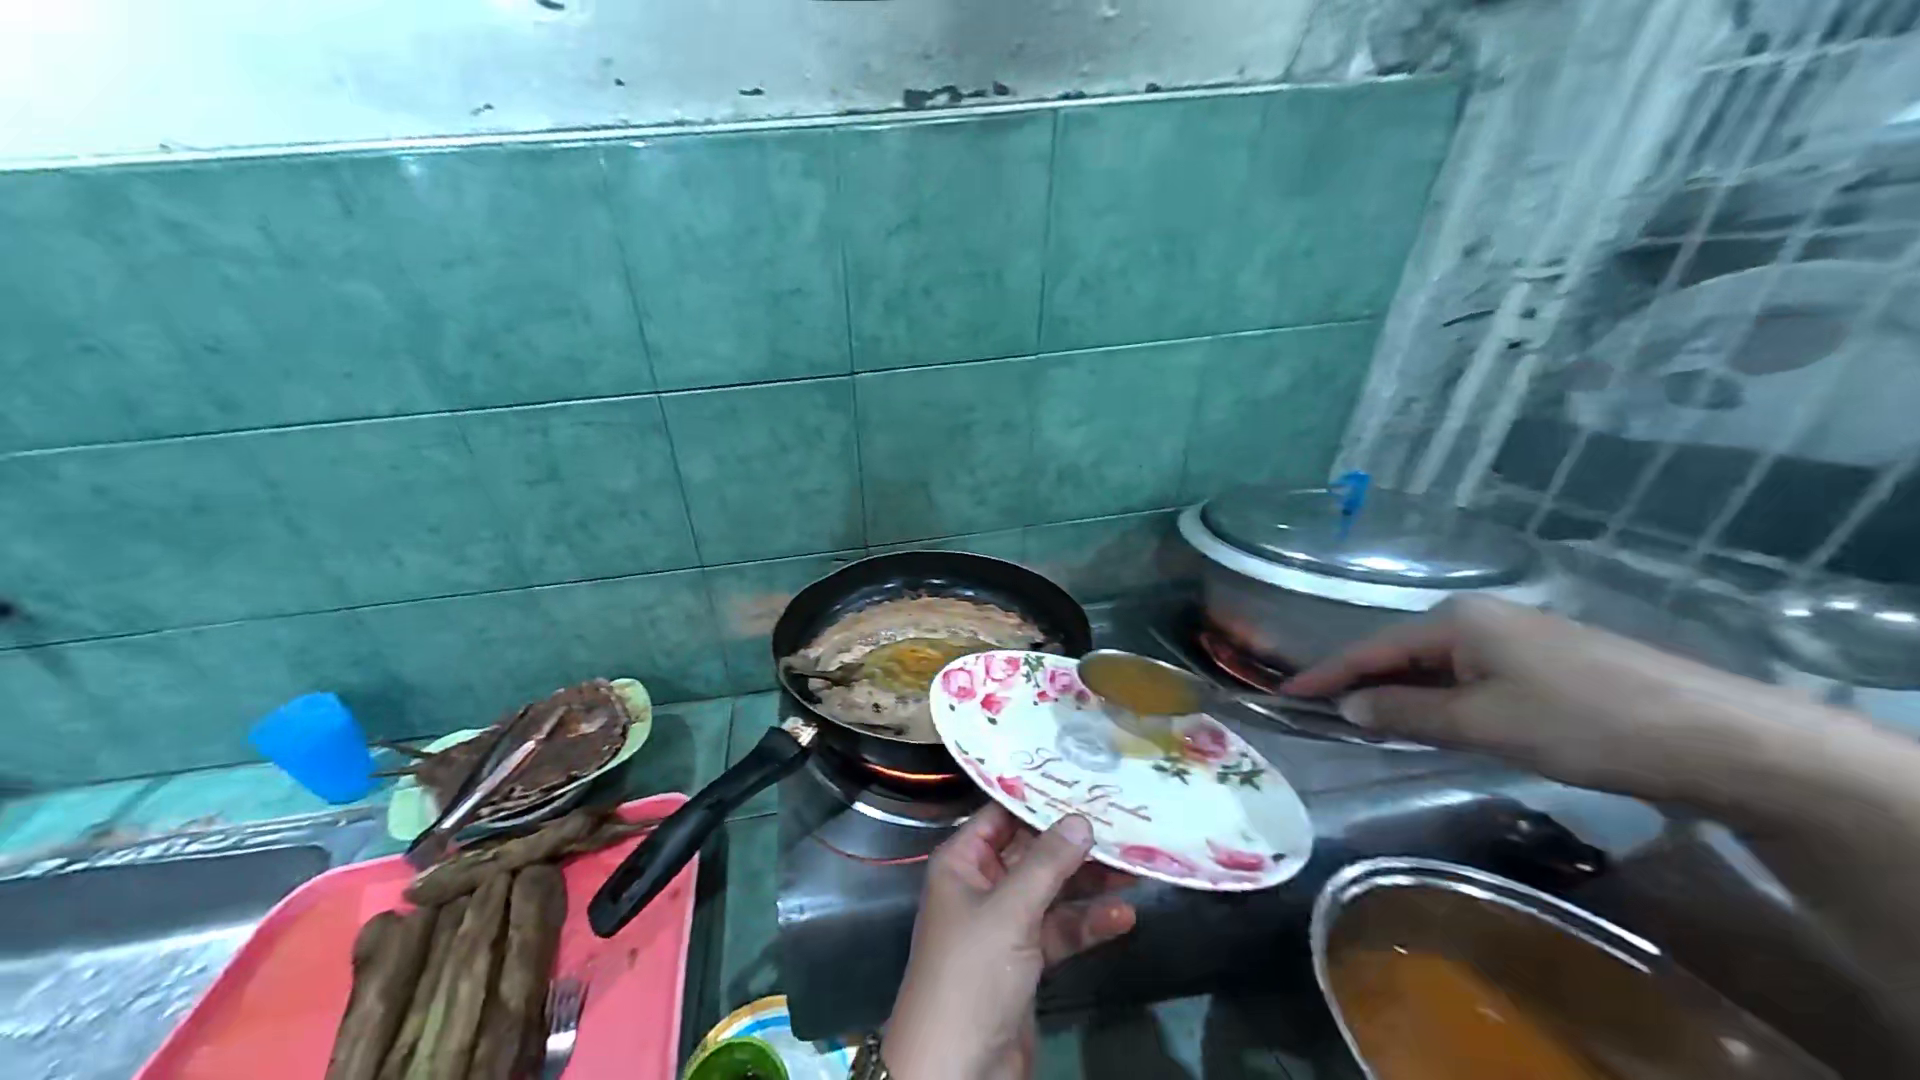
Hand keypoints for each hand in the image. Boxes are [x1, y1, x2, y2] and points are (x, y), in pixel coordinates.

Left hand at [881, 807, 1135, 1079]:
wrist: (958, 1070)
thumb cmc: (972, 972)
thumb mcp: (1010, 911)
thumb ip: (1048, 863)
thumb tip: (1081, 818)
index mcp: (962, 861)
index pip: (1002, 815)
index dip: (1040, 800)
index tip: (1083, 782)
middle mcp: (983, 884)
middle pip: (1033, 852)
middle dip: (1074, 844)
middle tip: (1121, 824)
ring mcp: (1006, 922)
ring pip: (1052, 891)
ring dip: (1088, 884)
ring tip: (1132, 869)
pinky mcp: (1026, 958)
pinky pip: (1060, 929)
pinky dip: (1088, 924)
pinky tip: (1124, 918)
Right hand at [1282, 594, 1876, 804]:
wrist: (1725, 738)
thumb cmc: (1586, 723)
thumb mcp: (1483, 724)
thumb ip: (1407, 713)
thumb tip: (1348, 708)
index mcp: (1456, 620)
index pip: (1371, 649)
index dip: (1326, 675)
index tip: (1285, 694)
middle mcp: (1479, 617)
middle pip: (1400, 653)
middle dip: (1362, 683)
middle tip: (1323, 714)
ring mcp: (1515, 637)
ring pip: (1436, 667)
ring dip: (1402, 694)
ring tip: (1367, 722)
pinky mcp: (1544, 662)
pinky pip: (1469, 676)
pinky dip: (1441, 699)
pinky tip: (1436, 720)